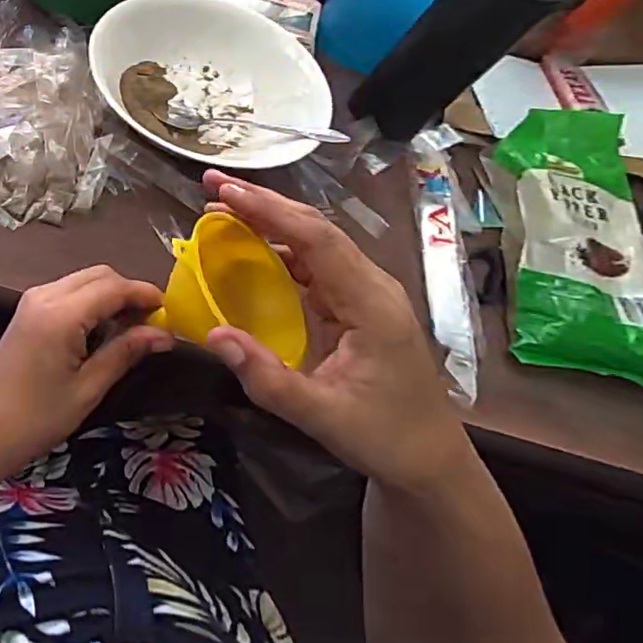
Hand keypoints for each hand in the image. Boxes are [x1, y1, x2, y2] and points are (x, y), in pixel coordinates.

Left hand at [0, 266, 172, 477]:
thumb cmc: (38, 417)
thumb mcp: (88, 388)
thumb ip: (125, 352)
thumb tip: (164, 334)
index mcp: (60, 313)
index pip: (112, 287)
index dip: (144, 294)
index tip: (171, 311)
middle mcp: (45, 295)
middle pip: (98, 275)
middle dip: (128, 291)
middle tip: (152, 323)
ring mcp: (32, 299)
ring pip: (82, 280)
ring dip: (109, 295)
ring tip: (132, 329)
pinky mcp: (27, 309)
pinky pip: (67, 291)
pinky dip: (90, 301)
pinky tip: (102, 329)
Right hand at [202, 170, 473, 493]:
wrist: (431, 460)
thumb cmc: (382, 437)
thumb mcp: (320, 416)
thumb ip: (266, 378)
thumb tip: (213, 334)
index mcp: (371, 304)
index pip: (317, 240)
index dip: (270, 211)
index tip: (226, 192)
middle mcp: (371, 285)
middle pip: (314, 227)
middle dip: (262, 200)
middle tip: (212, 182)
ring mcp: (364, 289)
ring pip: (312, 238)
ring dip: (267, 217)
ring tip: (220, 204)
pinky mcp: (353, 299)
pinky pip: (311, 258)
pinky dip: (275, 243)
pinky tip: (247, 242)